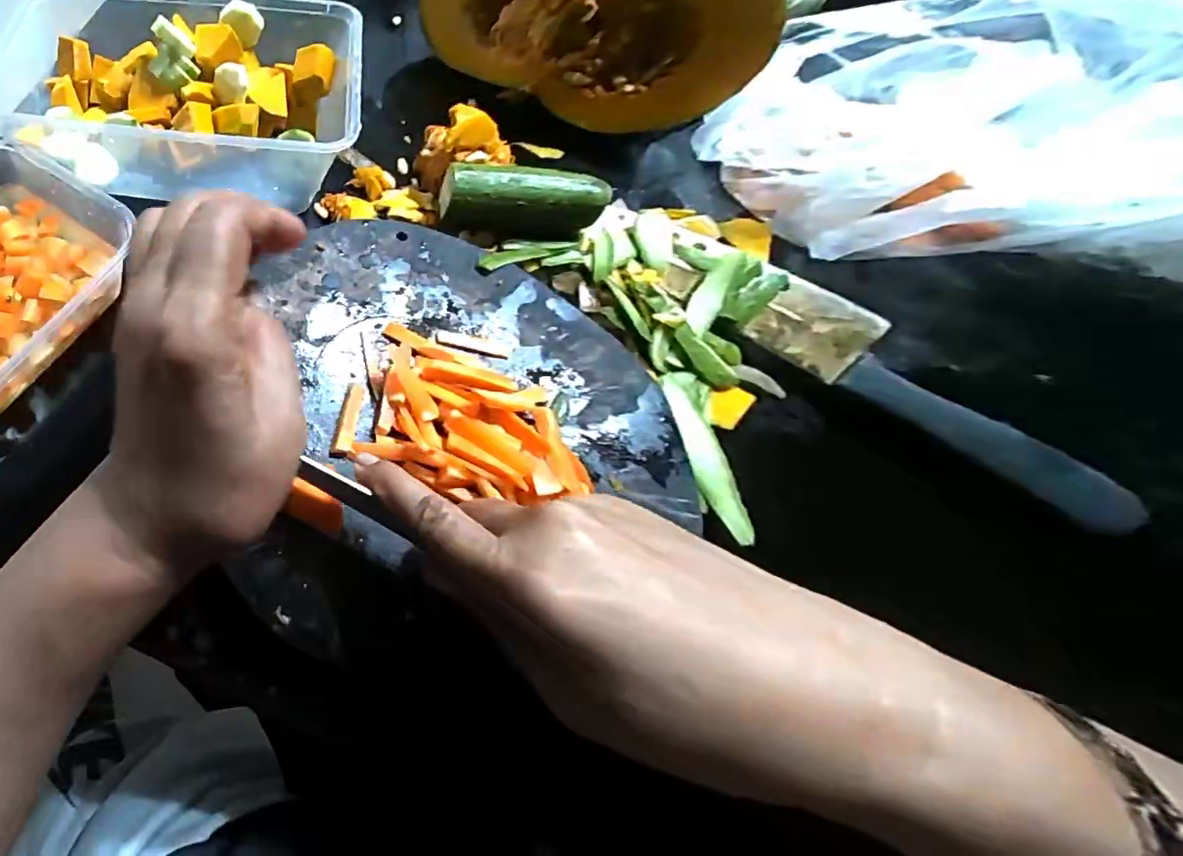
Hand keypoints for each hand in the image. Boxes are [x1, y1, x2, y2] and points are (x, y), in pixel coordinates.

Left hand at [92, 192, 307, 576]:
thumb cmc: (228, 484)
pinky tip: (218, 274)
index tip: (297, 243)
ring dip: (210, 221)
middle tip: (279, 242)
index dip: (264, 217)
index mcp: (196, 330)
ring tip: (250, 250)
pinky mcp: (125, 323)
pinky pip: (150, 253)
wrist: (148, 520)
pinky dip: (187, 242)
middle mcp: (153, 307)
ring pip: (159, 222)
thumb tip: (249, 300)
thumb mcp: (282, 417)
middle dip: (240, 209)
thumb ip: (269, 339)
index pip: (218, 225)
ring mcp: (131, 313)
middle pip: (185, 210)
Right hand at [356, 461, 1141, 855]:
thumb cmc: (683, 717)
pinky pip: (562, 521)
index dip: (392, 493)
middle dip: (457, 542)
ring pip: (519, 519)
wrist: (826, 684)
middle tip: (472, 598)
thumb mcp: (570, 695)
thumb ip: (499, 626)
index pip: (437, 522)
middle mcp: (552, 520)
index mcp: (528, 575)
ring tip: (557, 616)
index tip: (357, 464)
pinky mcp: (632, 507)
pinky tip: (605, 599)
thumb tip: (452, 578)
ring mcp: (597, 506)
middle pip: (474, 517)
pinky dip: (551, 549)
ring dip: (508, 551)